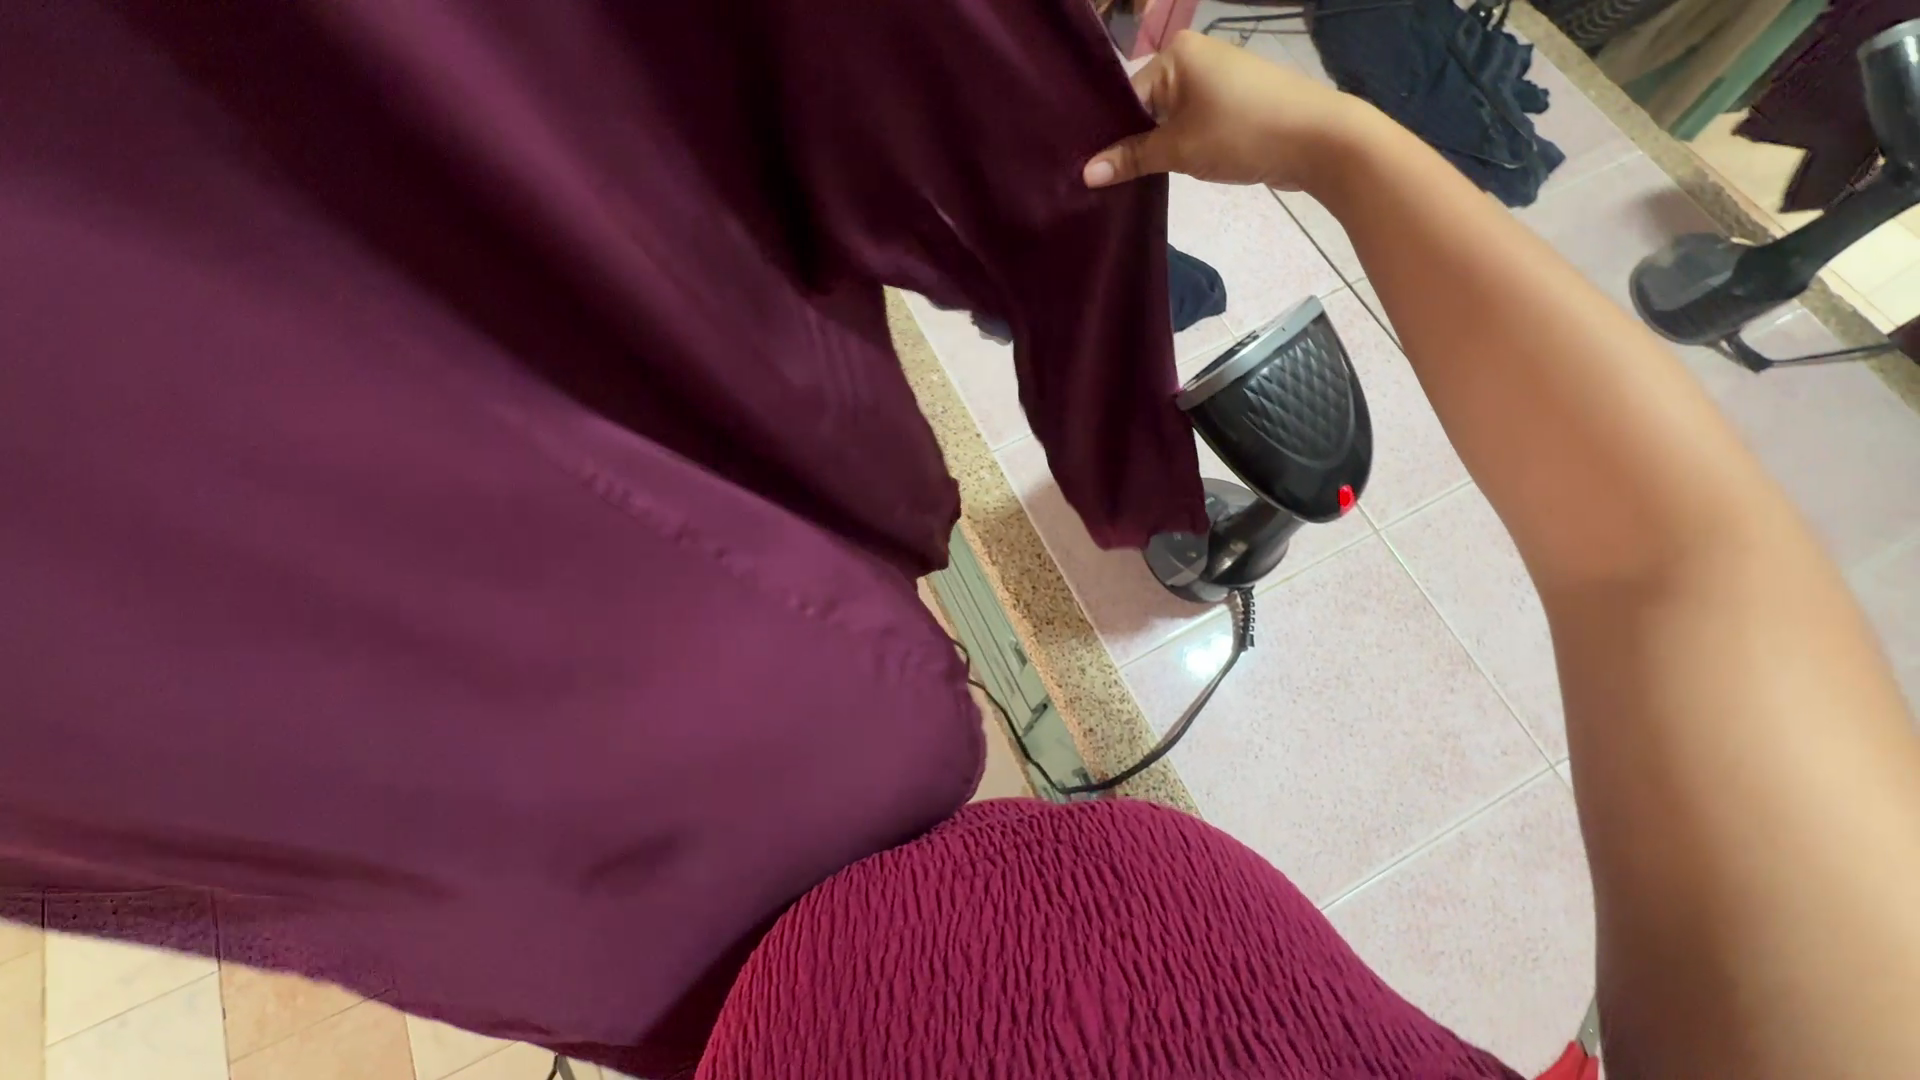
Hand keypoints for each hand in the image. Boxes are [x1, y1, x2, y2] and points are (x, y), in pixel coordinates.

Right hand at [1083, 30, 1375, 193]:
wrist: (1318, 139)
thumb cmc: (1242, 133)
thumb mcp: (1178, 149)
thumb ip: (1131, 159)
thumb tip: (1086, 174)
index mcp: (1176, 53)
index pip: (1126, 96)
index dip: (1108, 135)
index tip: (1088, 170)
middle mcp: (1193, 57)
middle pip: (1145, 106)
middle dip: (1130, 142)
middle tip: (1101, 182)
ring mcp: (1214, 80)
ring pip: (1167, 119)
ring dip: (1153, 149)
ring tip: (1128, 183)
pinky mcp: (1230, 104)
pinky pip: (1189, 124)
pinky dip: (1177, 147)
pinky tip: (1163, 173)